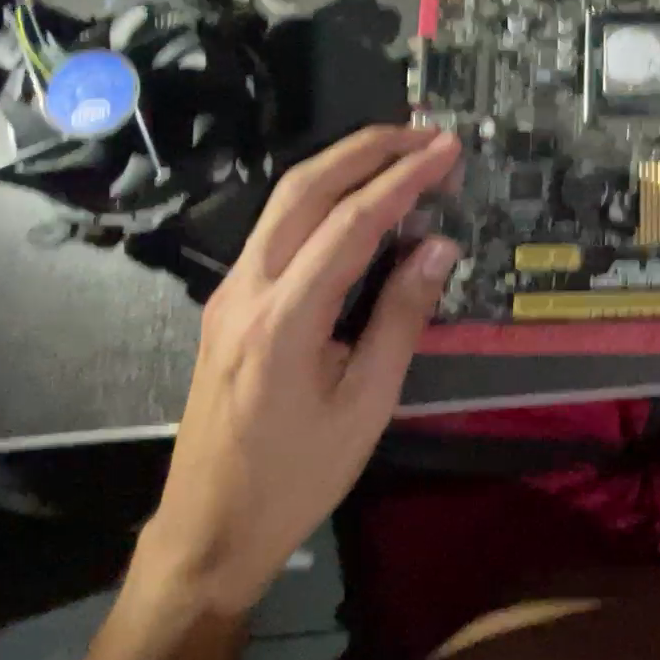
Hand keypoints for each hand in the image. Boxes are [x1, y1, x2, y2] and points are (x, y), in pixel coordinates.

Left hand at [138, 126, 462, 611]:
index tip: (448, 149)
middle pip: (304, 189)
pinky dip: (326, 198)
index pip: (353, 222)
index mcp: (283, 316)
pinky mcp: (232, 304)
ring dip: (344, 166)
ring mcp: (230, 293)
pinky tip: (362, 203)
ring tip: (402, 151)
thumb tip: (438, 247)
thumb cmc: (300, 472)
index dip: (405, 178)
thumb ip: (402, 316)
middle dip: (368, 149)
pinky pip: (279, 230)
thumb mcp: (368, 400)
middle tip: (427, 134)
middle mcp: (246, 289)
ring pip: (284, 202)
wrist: (211, 525)